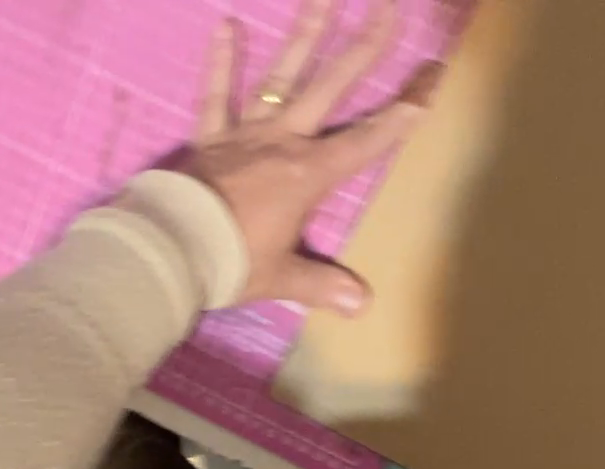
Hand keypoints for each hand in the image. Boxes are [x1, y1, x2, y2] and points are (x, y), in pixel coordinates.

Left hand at [171, 0, 440, 316]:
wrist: (173, 251)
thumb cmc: (232, 263)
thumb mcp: (282, 278)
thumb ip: (321, 285)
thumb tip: (363, 303)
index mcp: (308, 175)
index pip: (367, 141)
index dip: (402, 112)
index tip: (431, 77)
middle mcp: (282, 142)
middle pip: (330, 88)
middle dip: (364, 48)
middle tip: (388, 7)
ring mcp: (244, 135)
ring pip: (281, 76)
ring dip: (305, 34)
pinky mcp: (208, 139)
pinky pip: (215, 96)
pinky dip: (220, 63)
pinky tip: (225, 25)